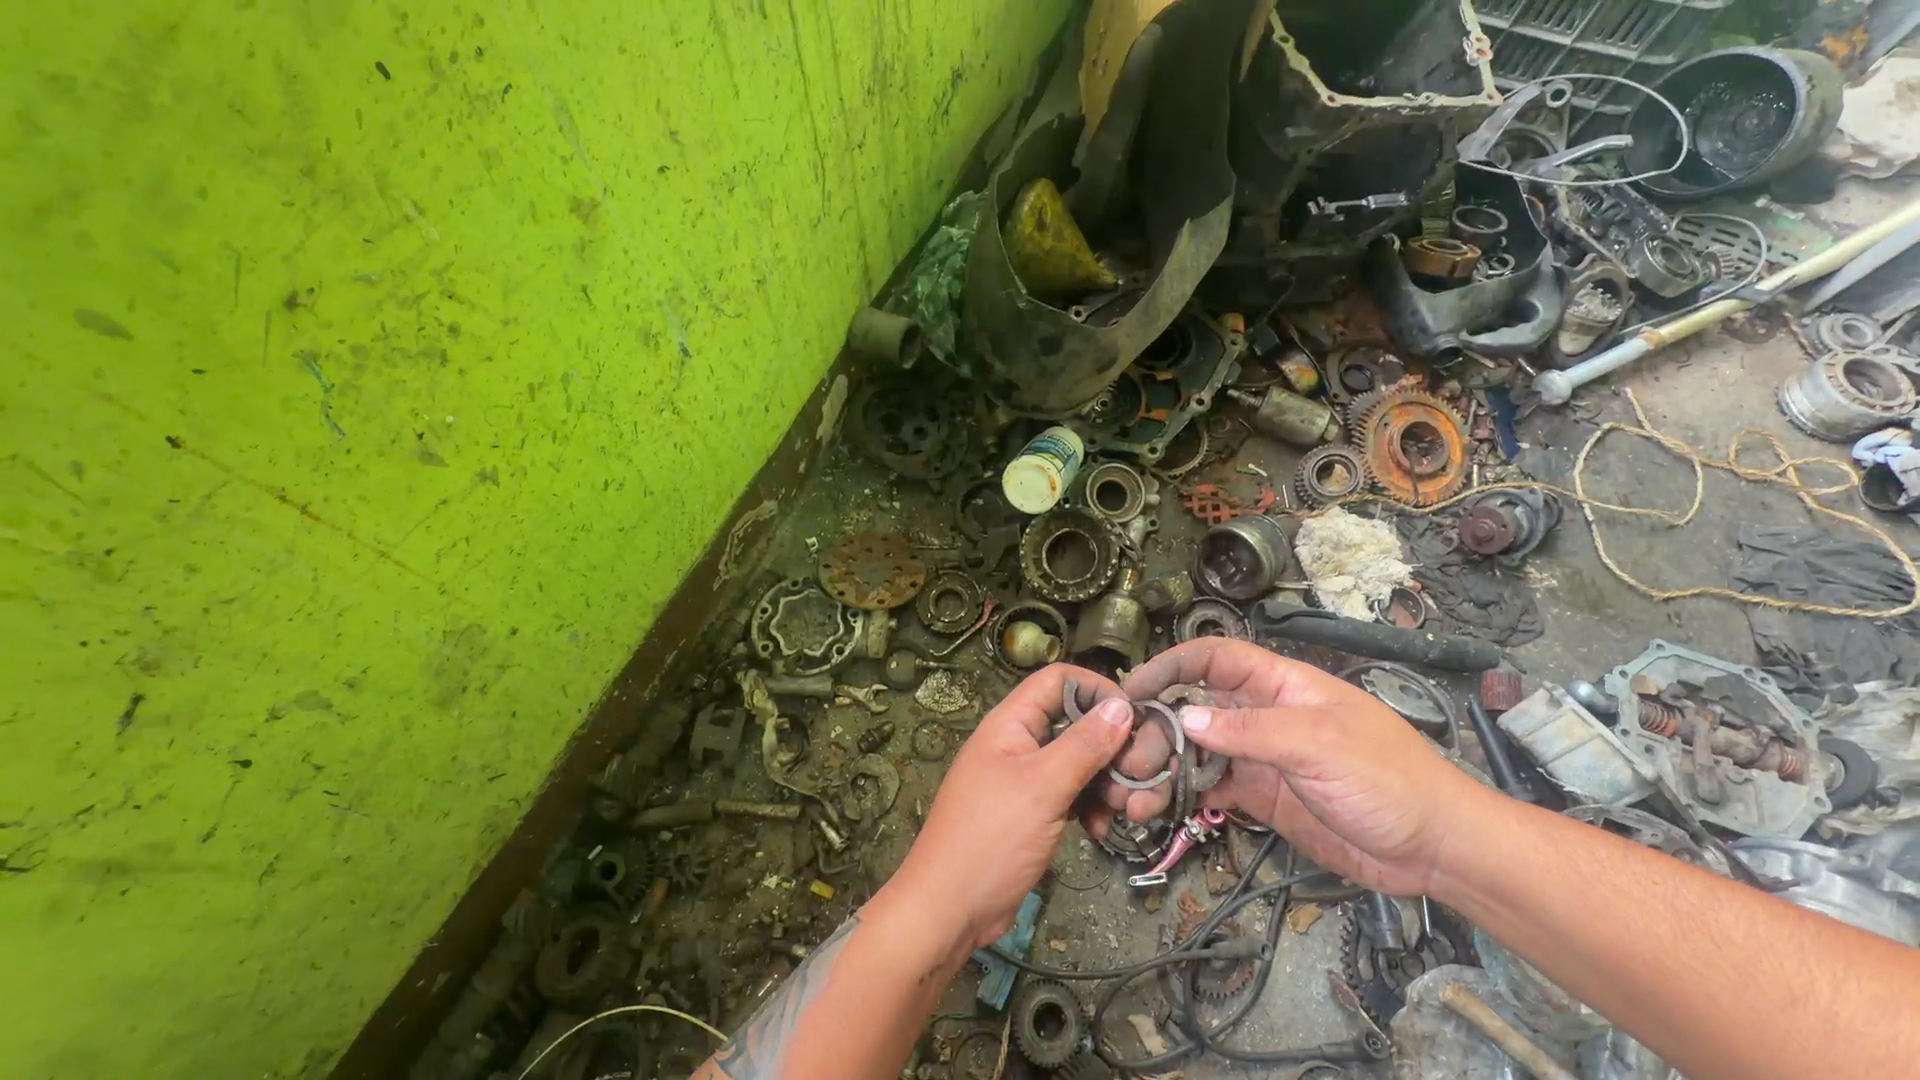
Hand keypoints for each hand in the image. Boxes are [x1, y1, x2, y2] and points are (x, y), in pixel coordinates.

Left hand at [887, 664, 1133, 946]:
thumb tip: (1122, 705)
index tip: (1133, 718)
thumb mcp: (1042, 786)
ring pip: (1080, 762)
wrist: (951, 910)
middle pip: (1076, 723)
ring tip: (1123, 812)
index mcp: (1011, 723)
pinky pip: (1073, 795)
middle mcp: (1019, 743)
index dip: (1097, 690)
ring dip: (1107, 783)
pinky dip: (1092, 808)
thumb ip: (1083, 744)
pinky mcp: (1034, 812)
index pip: (1058, 680)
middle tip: (1136, 778)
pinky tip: (1103, 832)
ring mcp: (1026, 779)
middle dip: (1111, 748)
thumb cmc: (992, 838)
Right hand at [1087, 639, 1493, 895]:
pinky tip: (1160, 808)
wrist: (1434, 848)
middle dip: (1158, 727)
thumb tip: (1185, 717)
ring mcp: (1259, 756)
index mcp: (1280, 685)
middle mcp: (1262, 715)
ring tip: (1137, 794)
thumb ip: (1251, 730)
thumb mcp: (1320, 745)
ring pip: (1196, 749)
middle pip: (1194, 706)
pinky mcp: (1260, 795)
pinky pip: (1211, 787)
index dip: (1172, 665)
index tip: (1132, 690)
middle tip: (1131, 760)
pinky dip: (1183, 794)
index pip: (1215, 658)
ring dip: (1164, 766)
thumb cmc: (1387, 779)